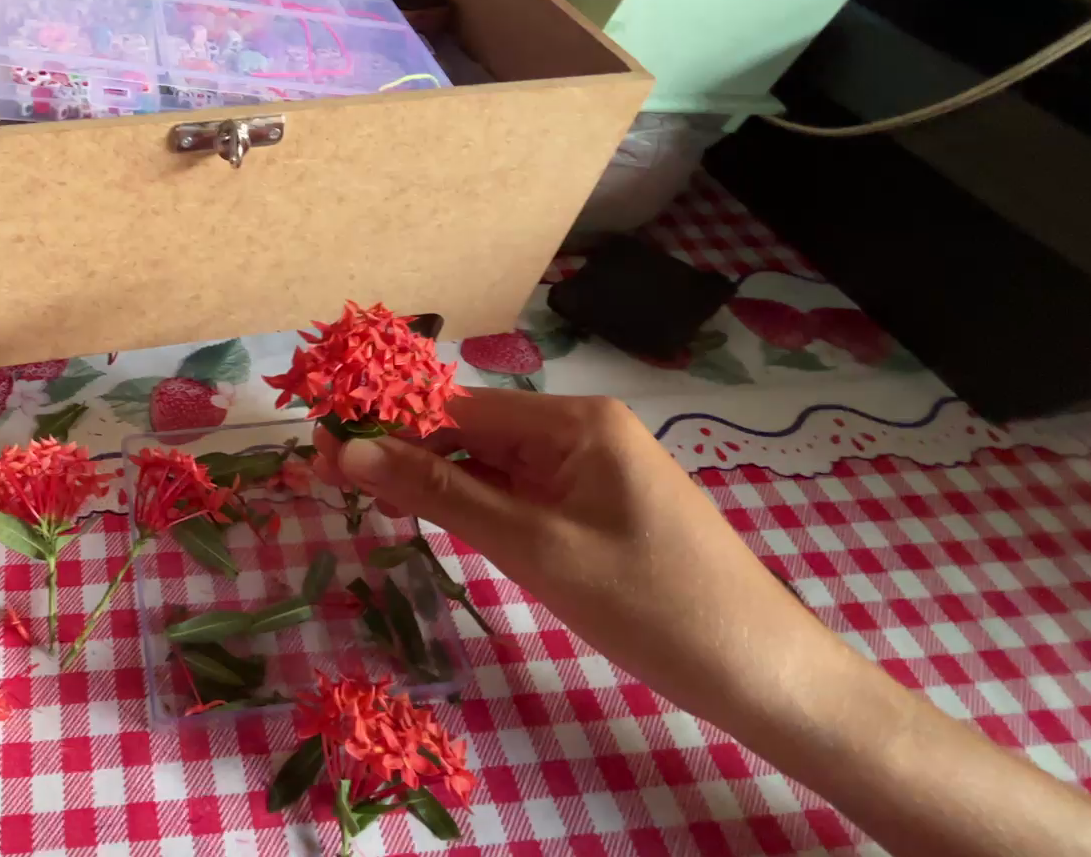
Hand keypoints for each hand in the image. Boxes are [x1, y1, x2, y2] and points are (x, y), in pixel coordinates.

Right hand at [315, 388, 1090, 856]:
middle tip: (332, 481)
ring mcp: (584, 467)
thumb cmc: (651, 605)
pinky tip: (428, 517)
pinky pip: (511, 489)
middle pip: (466, 432)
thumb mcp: (531, 546)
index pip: (454, 410)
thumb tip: (347, 452)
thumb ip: (437, 493)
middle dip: (401, 454)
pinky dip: (468, 503)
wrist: (768, 678)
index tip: (322, 447)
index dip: (384, 427)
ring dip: (430, 480)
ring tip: (369, 502)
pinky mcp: (586, 503)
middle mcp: (576, 429)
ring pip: (484, 462)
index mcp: (572, 421)